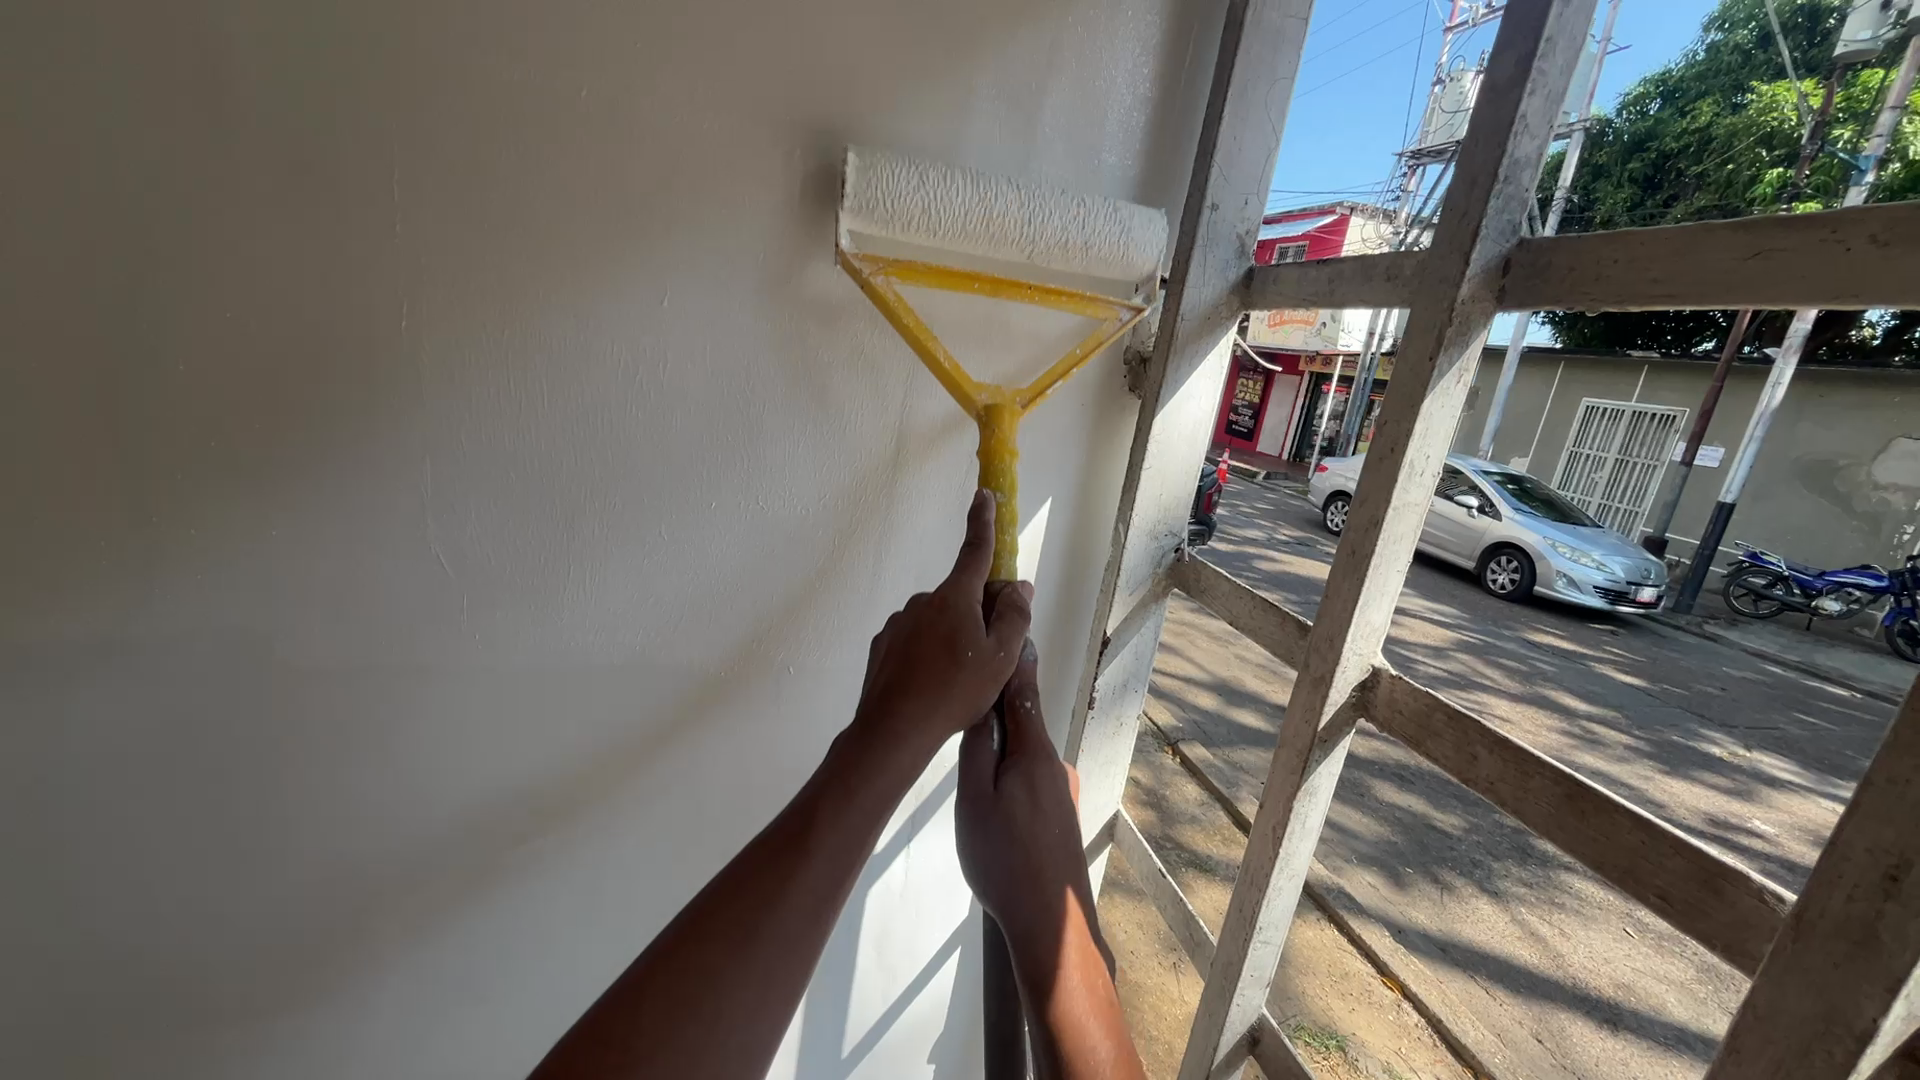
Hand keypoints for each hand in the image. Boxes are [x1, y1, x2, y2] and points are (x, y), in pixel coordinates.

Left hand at [852, 489, 1032, 758]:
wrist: (894, 729)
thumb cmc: (955, 692)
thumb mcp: (1000, 658)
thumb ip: (1013, 618)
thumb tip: (1018, 586)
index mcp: (954, 597)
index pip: (975, 550)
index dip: (983, 521)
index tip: (984, 494)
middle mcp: (924, 601)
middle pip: (960, 597)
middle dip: (977, 616)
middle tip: (986, 659)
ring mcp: (899, 623)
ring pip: (937, 623)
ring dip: (950, 640)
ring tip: (955, 683)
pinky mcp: (883, 646)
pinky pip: (914, 642)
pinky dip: (927, 656)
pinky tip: (929, 686)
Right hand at [955, 640, 1092, 955]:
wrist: (1050, 923)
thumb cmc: (1002, 858)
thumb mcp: (974, 800)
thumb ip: (976, 749)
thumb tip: (981, 707)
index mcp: (1033, 752)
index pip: (1021, 692)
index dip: (1013, 661)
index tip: (1011, 630)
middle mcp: (1055, 763)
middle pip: (1022, 723)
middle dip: (996, 716)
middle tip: (964, 722)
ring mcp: (1063, 790)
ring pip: (1026, 755)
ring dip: (1003, 754)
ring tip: (975, 781)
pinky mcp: (1064, 812)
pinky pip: (1033, 779)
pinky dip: (1013, 777)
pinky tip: (999, 808)